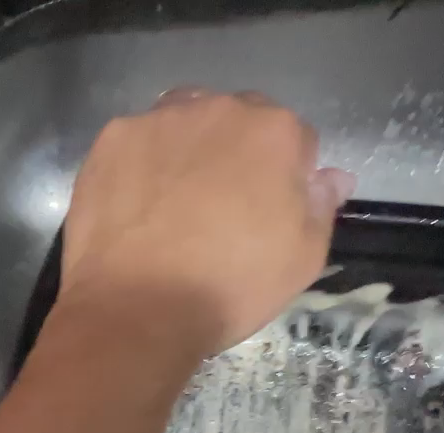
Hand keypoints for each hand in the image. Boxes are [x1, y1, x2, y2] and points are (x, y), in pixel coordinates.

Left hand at [59, 88, 354, 358]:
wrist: (137, 312)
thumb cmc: (227, 291)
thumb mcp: (299, 262)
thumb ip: (320, 209)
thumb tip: (332, 177)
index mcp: (275, 133)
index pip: (293, 143)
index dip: (283, 182)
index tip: (263, 218)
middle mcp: (218, 109)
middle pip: (236, 125)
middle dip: (233, 159)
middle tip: (215, 215)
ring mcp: (158, 122)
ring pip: (183, 126)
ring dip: (185, 154)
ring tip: (171, 209)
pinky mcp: (110, 143)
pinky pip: (135, 146)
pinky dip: (138, 170)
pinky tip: (133, 211)